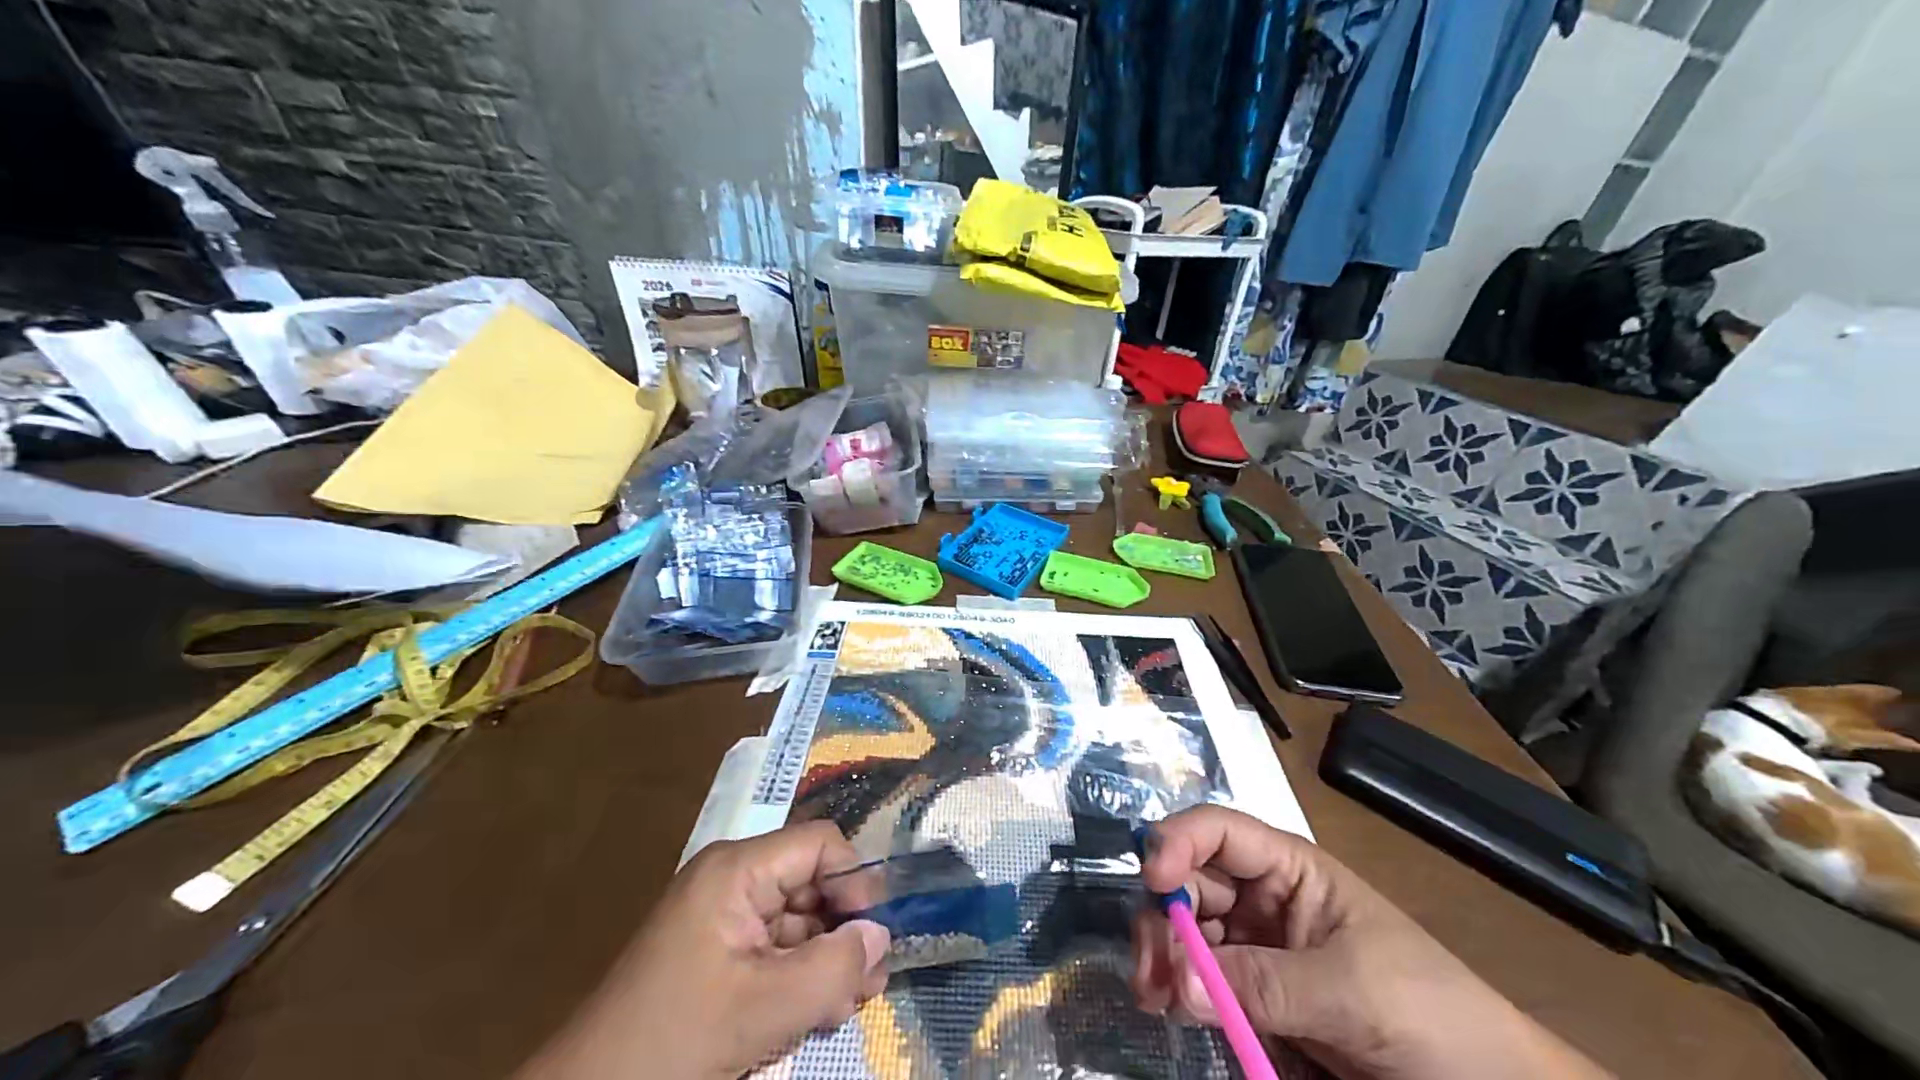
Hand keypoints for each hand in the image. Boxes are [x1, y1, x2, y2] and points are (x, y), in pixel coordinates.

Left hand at [517, 822, 890, 1079]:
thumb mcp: (767, 1008)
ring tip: (842, 1008)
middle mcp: (732, 879)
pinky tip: (811, 1015)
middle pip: (811, 882)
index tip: (871, 939)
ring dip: (825, 961)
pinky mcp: (716, 949)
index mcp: (738, 870)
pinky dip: (798, 976)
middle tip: (867, 986)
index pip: (820, 845)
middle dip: (843, 931)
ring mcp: (722, 914)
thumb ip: (835, 968)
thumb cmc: (676, 1042)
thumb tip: (880, 936)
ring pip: (797, 919)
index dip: (854, 883)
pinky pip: (773, 947)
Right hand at [1134, 805, 1610, 1079]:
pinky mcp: (1252, 997)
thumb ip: (1263, 984)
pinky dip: (1178, 991)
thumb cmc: (1432, 1013)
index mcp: (1289, 869)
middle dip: (1162, 915)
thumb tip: (1177, 983)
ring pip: (1186, 933)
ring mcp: (1255, 949)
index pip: (1218, 832)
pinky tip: (1168, 1010)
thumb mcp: (1351, 991)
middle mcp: (1261, 899)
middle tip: (1149, 968)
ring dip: (1162, 956)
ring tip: (1153, 997)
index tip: (1153, 878)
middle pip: (1190, 884)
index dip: (1178, 841)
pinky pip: (1201, 982)